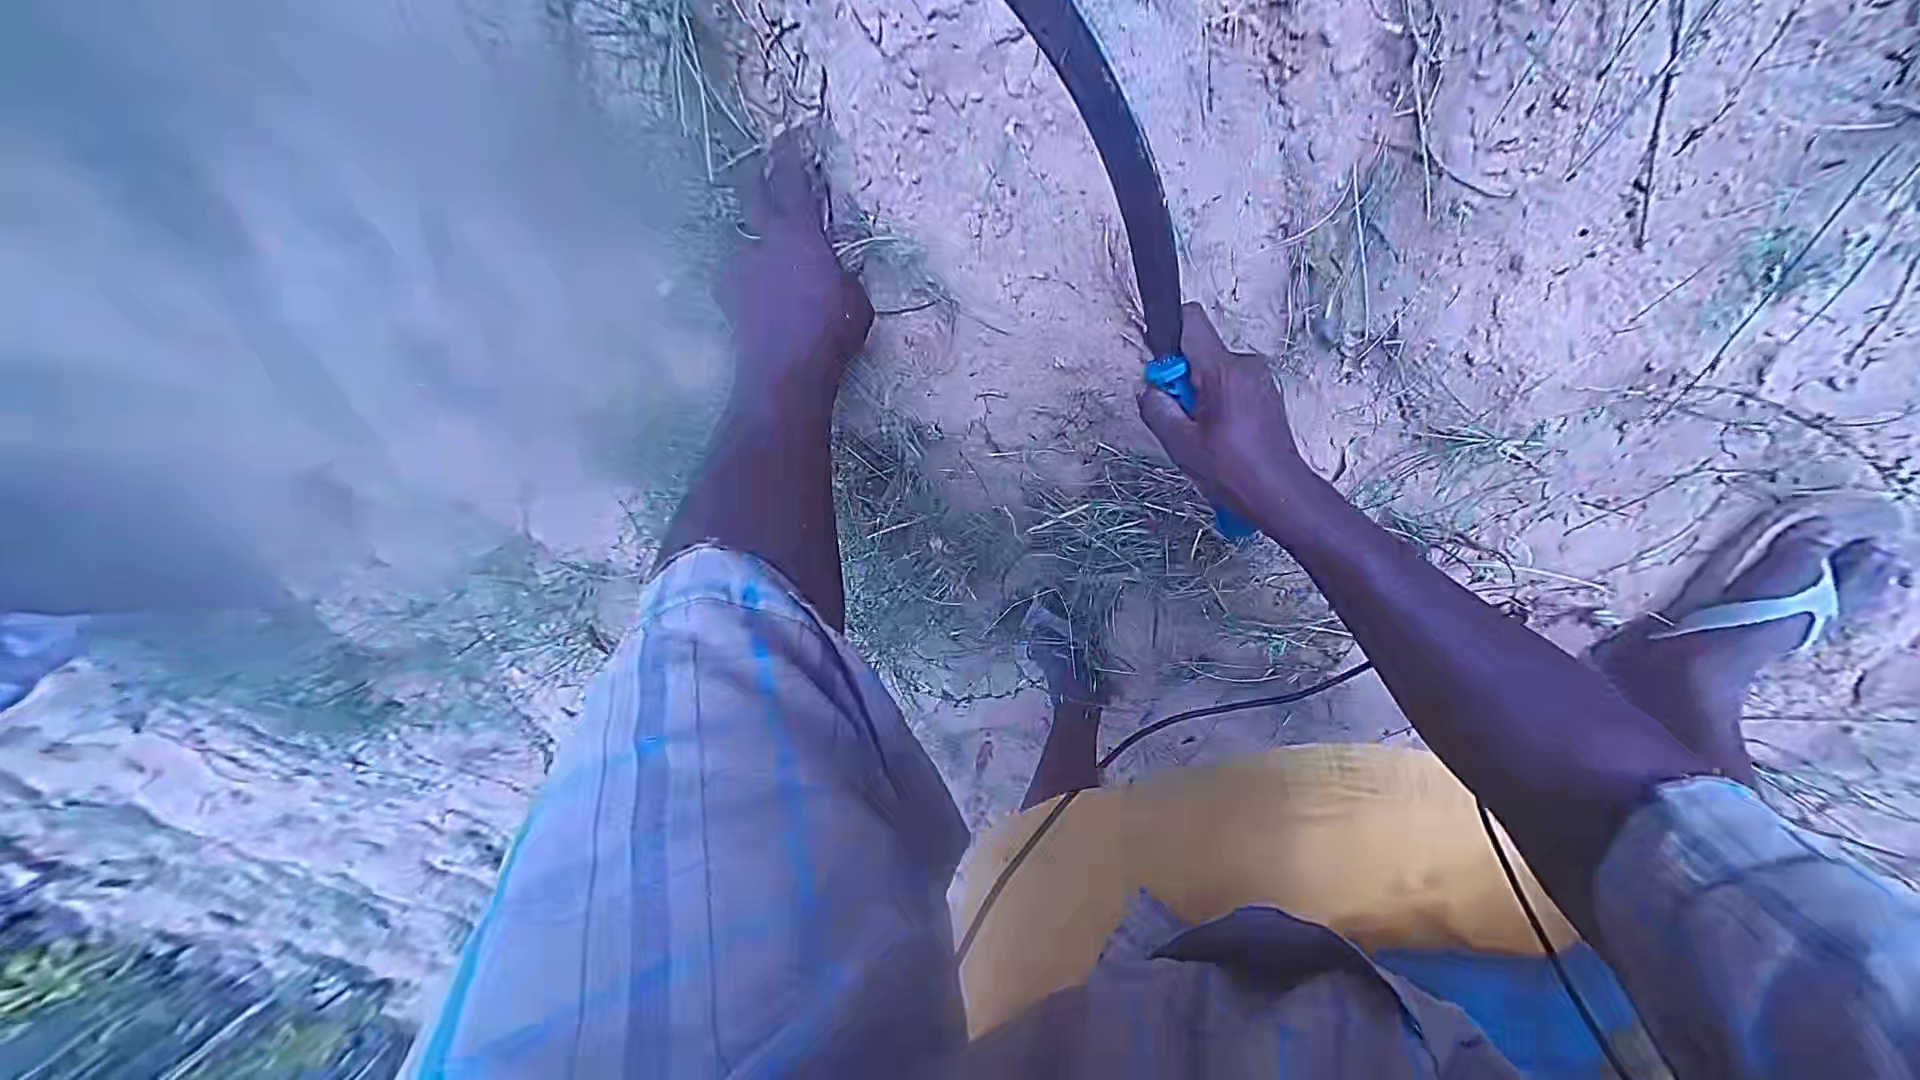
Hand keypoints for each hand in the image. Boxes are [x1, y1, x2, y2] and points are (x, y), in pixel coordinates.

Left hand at [716, 134, 873, 408]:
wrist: (785, 372)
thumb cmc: (831, 333)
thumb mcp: (857, 302)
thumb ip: (845, 276)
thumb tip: (836, 272)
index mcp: (800, 233)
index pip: (792, 179)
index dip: (791, 154)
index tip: (791, 137)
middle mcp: (763, 240)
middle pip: (751, 192)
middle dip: (758, 177)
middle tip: (765, 173)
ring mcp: (740, 266)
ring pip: (746, 241)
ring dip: (758, 246)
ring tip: (774, 268)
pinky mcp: (726, 295)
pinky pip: (739, 276)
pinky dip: (750, 280)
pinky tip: (762, 299)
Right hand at [1136, 303, 1313, 529]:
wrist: (1277, 492)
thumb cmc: (1233, 470)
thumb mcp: (1179, 443)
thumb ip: (1156, 408)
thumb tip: (1148, 390)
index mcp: (1224, 371)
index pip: (1190, 322)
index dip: (1166, 336)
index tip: (1159, 372)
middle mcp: (1245, 365)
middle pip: (1198, 353)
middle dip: (1179, 381)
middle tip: (1180, 419)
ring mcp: (1257, 378)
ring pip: (1211, 372)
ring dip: (1196, 397)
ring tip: (1200, 433)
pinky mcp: (1263, 393)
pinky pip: (1227, 385)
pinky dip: (1213, 404)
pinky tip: (1216, 435)